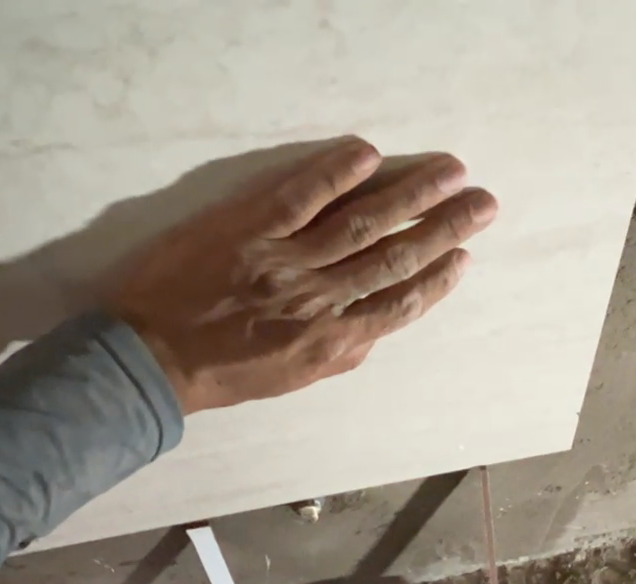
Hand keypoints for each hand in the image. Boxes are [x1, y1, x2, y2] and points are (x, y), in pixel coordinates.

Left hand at [105, 137, 498, 413]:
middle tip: (484, 203)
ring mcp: (286, 260)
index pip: (400, 304)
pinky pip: (301, 195)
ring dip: (411, 193)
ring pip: (362, 222)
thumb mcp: (294, 378)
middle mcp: (320, 300)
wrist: (151, 357)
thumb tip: (377, 327)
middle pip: (395, 256)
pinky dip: (337, 172)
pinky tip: (369, 153)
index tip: (464, 256)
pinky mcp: (248, 227)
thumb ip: (342, 354)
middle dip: (446, 228)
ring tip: (450, 173)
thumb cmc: (224, 373)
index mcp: (333, 342)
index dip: (437, 279)